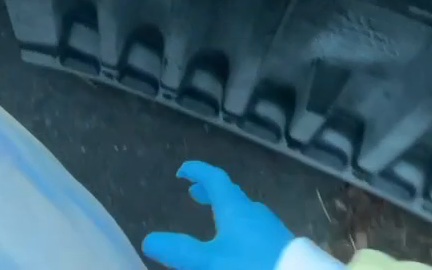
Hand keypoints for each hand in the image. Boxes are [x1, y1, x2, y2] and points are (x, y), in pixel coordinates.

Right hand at [142, 161, 295, 269]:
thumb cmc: (250, 266)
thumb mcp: (210, 263)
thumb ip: (180, 252)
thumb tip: (148, 240)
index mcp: (234, 207)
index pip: (214, 178)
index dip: (197, 171)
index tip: (182, 171)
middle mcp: (253, 211)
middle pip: (229, 194)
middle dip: (210, 193)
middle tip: (194, 195)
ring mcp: (270, 228)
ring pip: (243, 212)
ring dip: (225, 212)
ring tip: (214, 223)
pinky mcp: (282, 246)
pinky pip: (254, 228)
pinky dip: (239, 227)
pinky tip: (238, 247)